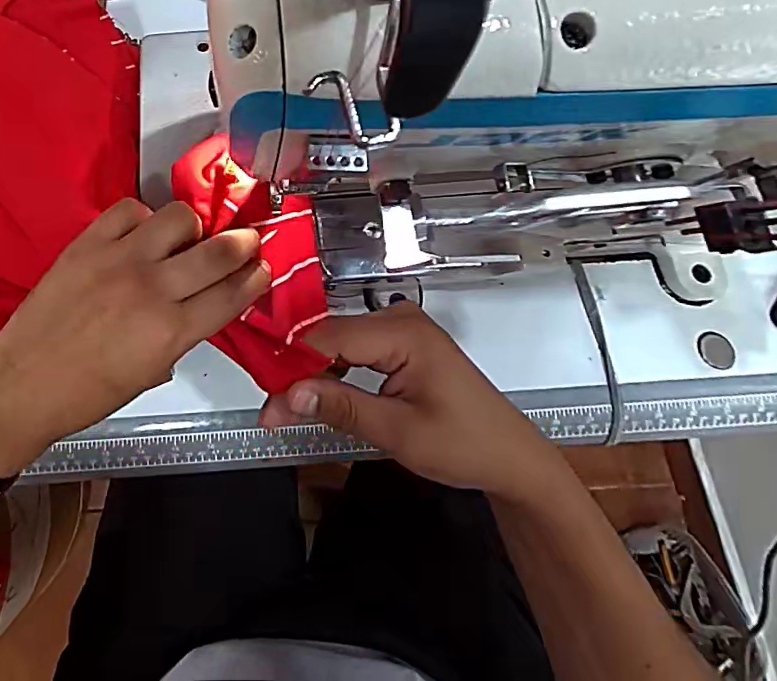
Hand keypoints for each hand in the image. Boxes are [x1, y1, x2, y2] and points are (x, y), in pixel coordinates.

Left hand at [0, 199, 267, 476]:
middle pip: (218, 250)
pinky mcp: (87, 244)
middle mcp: (152, 290)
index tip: (263, 266)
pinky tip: (140, 235)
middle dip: (243, 243)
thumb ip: (187, 331)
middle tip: (245, 242)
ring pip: (179, 217)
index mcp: (172, 332)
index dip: (257, 276)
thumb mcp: (154, 372)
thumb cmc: (89, 393)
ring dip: (191, 227)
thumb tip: (209, 299)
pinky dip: (142, 218)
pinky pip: (130, 210)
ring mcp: (119, 261)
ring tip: (183, 240)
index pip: (233, 292)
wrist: (21, 385)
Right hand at [257, 303, 566, 500]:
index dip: (292, 364)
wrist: (510, 457)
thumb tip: (293, 394)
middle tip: (273, 407)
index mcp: (405, 333)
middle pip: (331, 335)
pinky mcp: (402, 344)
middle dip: (298, 370)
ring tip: (289, 405)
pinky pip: (356, 348)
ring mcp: (402, 329)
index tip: (266, 393)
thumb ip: (341, 407)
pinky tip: (319, 393)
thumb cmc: (469, 444)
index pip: (329, 336)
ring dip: (313, 372)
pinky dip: (334, 372)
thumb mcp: (398, 432)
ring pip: (339, 342)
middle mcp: (402, 321)